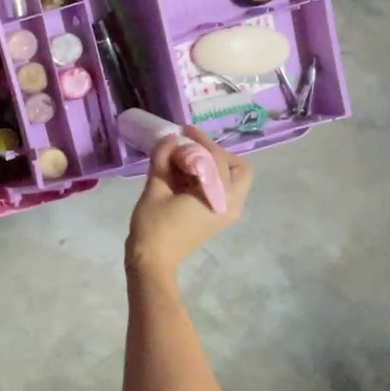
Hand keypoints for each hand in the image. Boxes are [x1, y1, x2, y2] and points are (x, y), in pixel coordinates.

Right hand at [126, 125, 252, 274]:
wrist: (152, 260)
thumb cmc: (153, 226)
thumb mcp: (155, 189)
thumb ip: (163, 160)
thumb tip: (169, 139)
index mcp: (221, 197)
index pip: (218, 159)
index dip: (200, 141)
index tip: (183, 130)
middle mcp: (233, 203)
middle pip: (237, 168)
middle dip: (215, 153)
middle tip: (190, 148)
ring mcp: (228, 211)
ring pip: (232, 178)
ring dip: (213, 165)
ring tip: (185, 160)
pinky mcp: (219, 215)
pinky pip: (222, 189)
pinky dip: (208, 177)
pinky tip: (185, 174)